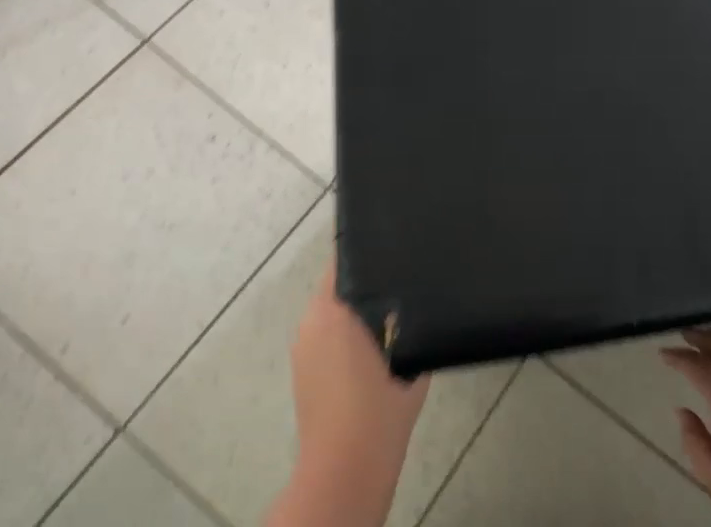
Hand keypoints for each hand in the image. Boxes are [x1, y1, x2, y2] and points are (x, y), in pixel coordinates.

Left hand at [266, 260, 429, 526]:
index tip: (395, 242)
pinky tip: (376, 344)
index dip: (369, 250)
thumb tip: (409, 302)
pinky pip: (325, 335)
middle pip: (337, 285)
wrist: (347, 467)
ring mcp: (302, 348)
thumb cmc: (380, 409)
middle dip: (366, 280)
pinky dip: (346, 332)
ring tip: (394, 308)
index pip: (345, 262)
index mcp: (334, 312)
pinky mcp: (302, 371)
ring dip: (356, 307)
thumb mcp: (409, 357)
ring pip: (330, 311)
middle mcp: (311, 322)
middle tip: (402, 274)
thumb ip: (407, 322)